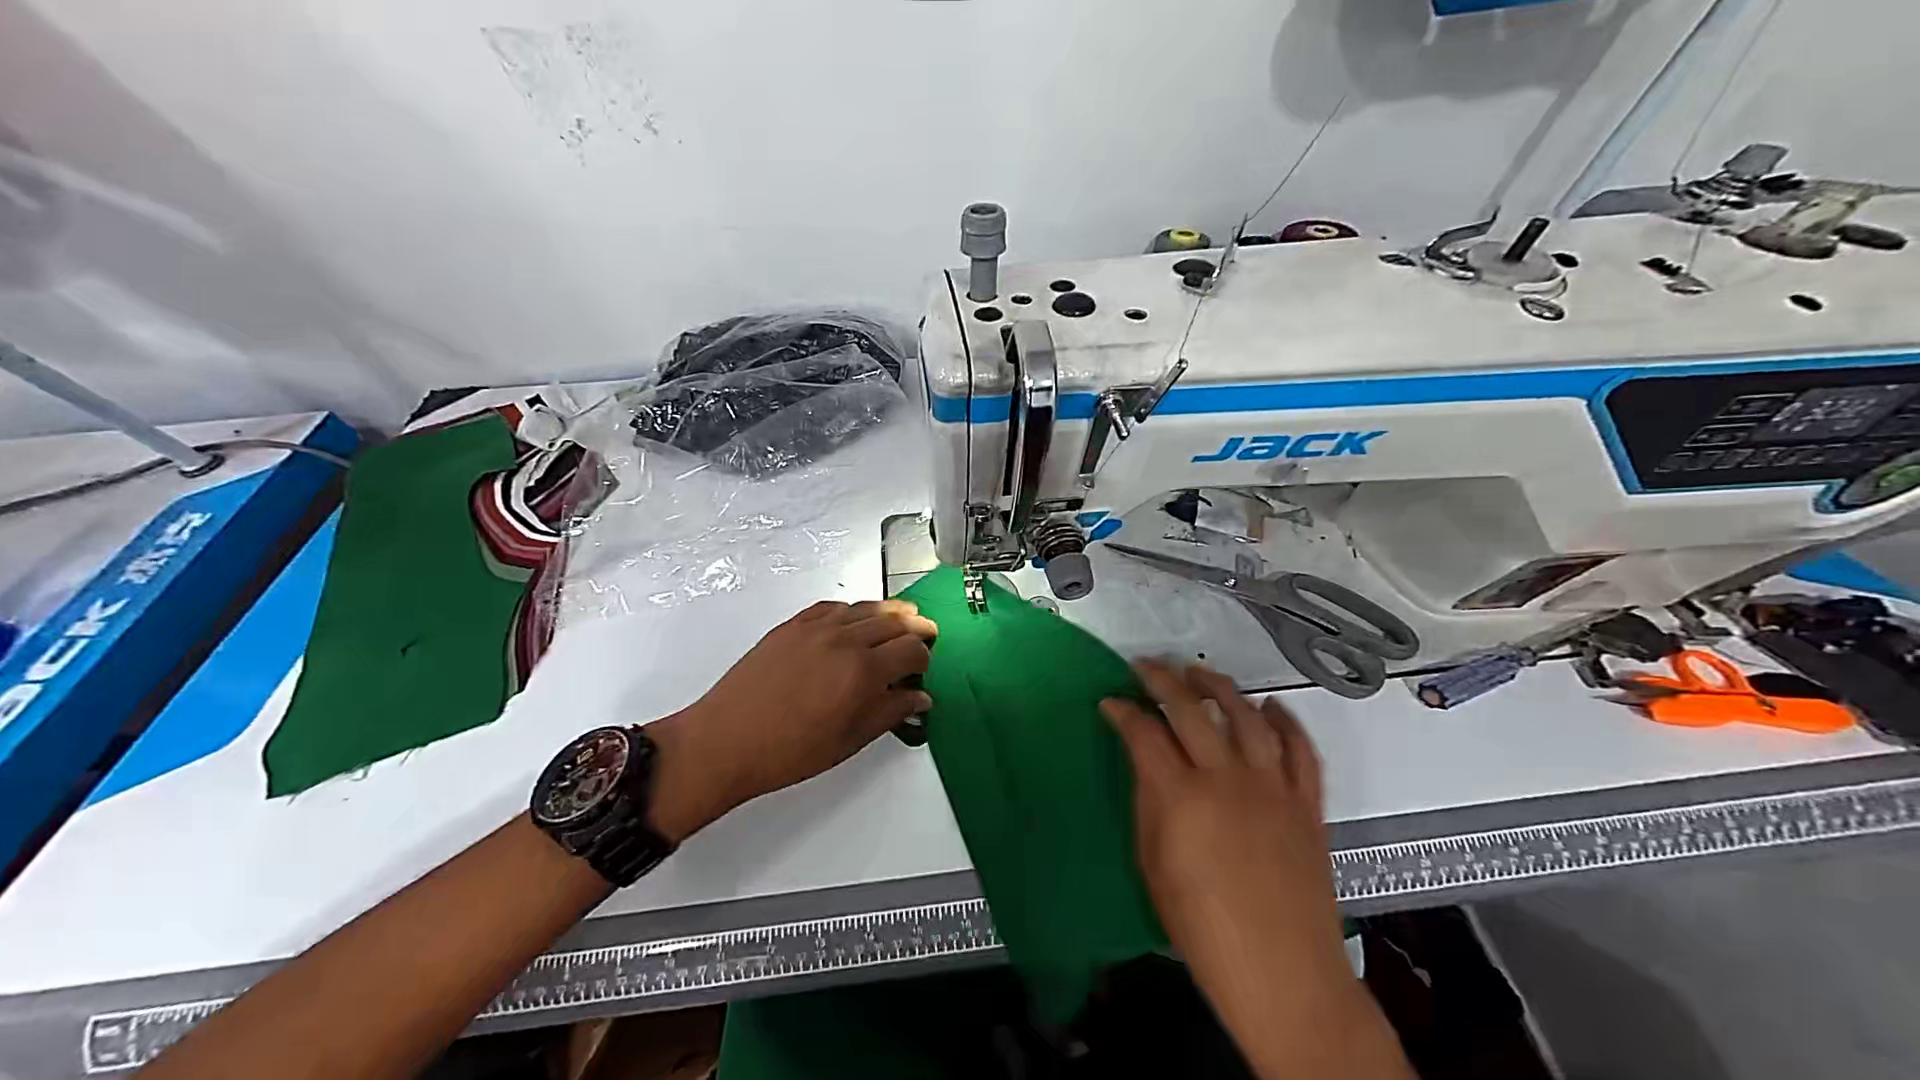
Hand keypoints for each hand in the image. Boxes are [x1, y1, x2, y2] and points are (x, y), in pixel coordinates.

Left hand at [645, 599, 936, 841]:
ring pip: (865, 607)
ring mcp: (815, 629)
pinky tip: (854, 618)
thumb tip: (918, 698)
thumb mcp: (849, 740)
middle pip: (894, 620)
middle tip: (925, 633)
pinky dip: (851, 610)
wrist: (726, 741)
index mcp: (863, 671)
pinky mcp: (791, 626)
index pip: (912, 649)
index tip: (923, 669)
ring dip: (889, 611)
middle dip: (915, 626)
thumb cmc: (786, 751)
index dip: (925, 657)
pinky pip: (831, 607)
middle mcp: (843, 640)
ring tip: (901, 617)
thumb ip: (890, 713)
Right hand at [1103, 662, 1411, 1078]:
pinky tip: (1271, 706)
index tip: (1109, 702)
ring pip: (1246, 717)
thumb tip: (1145, 763)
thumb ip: (1149, 804)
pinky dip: (1286, 722)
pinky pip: (1300, 750)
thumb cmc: (1202, 929)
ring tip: (1199, 672)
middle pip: (1191, 710)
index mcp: (1182, 796)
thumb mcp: (1153, 866)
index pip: (1145, 734)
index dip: (1123, 712)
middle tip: (1146, 665)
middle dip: (1163, 680)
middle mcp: (1227, 778)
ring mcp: (1272, 787)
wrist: (1282, 972)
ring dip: (1220, 687)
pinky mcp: (1306, 803)